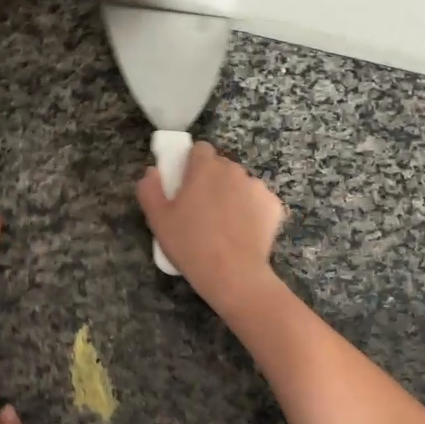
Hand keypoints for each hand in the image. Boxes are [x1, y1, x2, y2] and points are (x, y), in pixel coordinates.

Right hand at [136, 142, 285, 311]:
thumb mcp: (158, 220)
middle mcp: (234, 170)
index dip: (192, 164)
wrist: (233, 274)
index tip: (187, 184)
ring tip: (225, 226)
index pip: (200, 149)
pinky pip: (259, 202)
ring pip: (241, 184)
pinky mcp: (274, 206)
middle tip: (202, 211)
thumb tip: (152, 171)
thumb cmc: (191, 245)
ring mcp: (258, 187)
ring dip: (233, 196)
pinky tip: (244, 233)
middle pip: (221, 167)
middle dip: (212, 182)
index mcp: (205, 168)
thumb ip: (150, 189)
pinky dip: (253, 212)